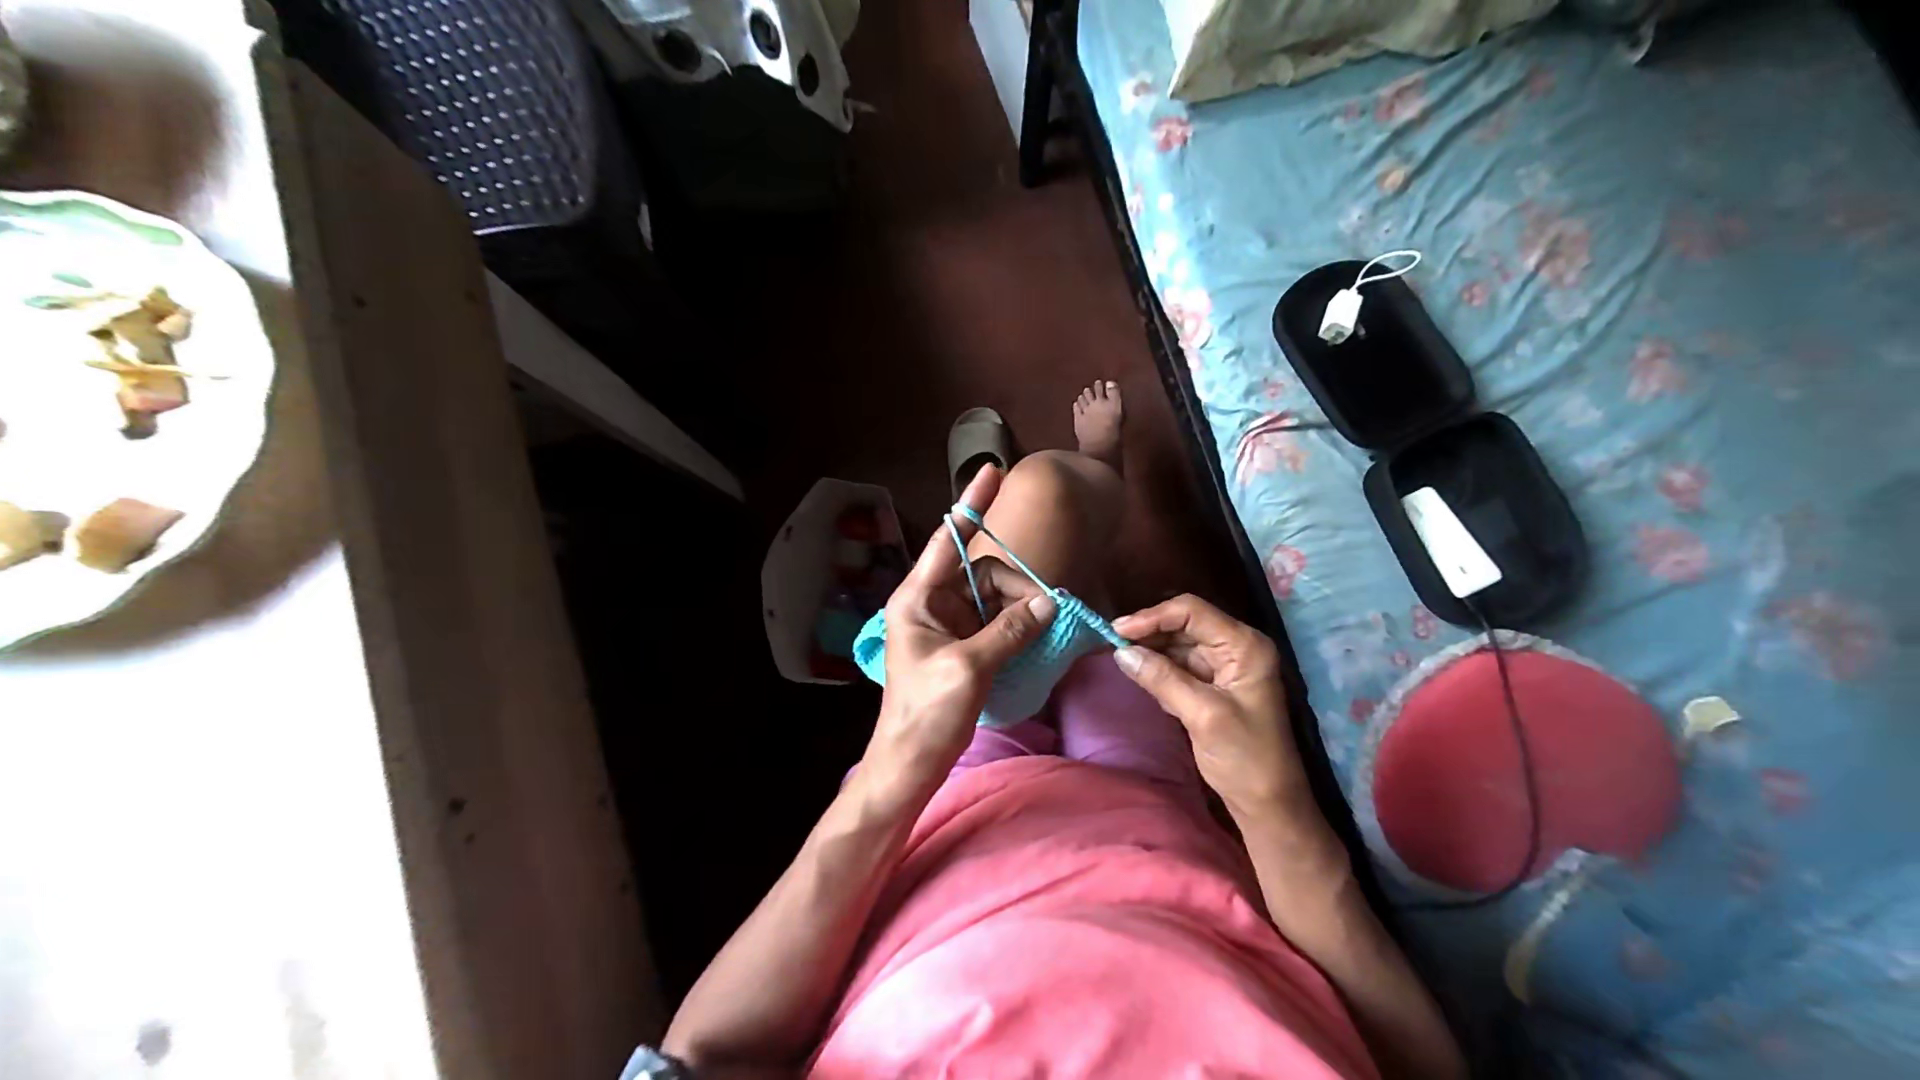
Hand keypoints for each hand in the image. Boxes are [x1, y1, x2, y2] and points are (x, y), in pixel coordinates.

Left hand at [862, 465, 1054, 802]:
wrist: (911, 763)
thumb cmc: (926, 714)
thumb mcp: (970, 667)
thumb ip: (1011, 630)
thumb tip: (1050, 601)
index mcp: (919, 598)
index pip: (947, 539)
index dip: (971, 505)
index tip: (993, 471)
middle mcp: (933, 603)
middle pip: (984, 572)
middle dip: (1017, 587)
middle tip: (1047, 612)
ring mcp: (949, 625)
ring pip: (995, 598)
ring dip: (1021, 610)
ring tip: (1043, 632)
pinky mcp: (963, 646)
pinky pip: (997, 622)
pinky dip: (1017, 627)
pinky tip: (1035, 640)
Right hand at [1111, 595, 1310, 818]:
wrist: (1268, 803)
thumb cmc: (1245, 757)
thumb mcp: (1202, 715)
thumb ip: (1162, 679)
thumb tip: (1121, 652)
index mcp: (1244, 646)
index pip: (1192, 612)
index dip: (1152, 617)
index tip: (1117, 631)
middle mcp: (1236, 647)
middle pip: (1184, 623)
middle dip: (1149, 631)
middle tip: (1112, 643)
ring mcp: (1225, 666)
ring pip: (1178, 643)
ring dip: (1150, 649)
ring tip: (1121, 657)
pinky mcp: (1212, 684)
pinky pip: (1179, 664)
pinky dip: (1158, 667)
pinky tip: (1140, 675)